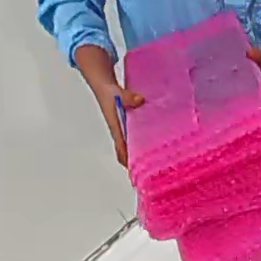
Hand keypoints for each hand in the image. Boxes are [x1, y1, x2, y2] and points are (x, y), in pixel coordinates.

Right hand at [73, 44, 144, 167]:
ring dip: (141, 155)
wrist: (102, 84)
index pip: (122, 152)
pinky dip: (143, 143)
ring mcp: (124, 130)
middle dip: (138, 165)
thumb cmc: (109, 91)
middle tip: (152, 175)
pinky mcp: (128, 125)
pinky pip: (136, 138)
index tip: (137, 176)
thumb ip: (129, 97)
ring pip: (132, 148)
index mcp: (117, 129)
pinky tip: (155, 144)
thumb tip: (140, 100)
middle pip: (128, 155)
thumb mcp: (118, 93)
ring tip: (157, 164)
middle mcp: (120, 133)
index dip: (129, 164)